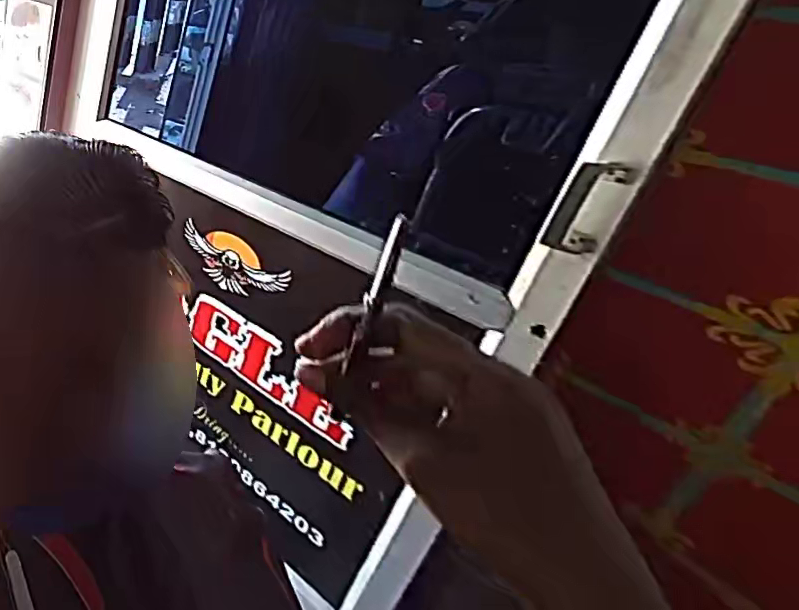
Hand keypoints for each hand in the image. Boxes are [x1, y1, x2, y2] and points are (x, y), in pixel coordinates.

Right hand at [293, 304, 666, 609]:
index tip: (314, 346)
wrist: (590, 591)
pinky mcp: (512, 431)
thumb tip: (321, 376)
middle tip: (317, 372)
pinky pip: (443, 399)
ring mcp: (512, 407)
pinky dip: (404, 404)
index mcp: (486, 378)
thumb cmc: (522, 529)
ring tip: (341, 398)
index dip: (344, 328)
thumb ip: (363, 406)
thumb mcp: (418, 458)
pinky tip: (379, 420)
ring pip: (421, 373)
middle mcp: (503, 383)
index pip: (397, 323)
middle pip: (407, 345)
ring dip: (376, 382)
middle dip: (355, 357)